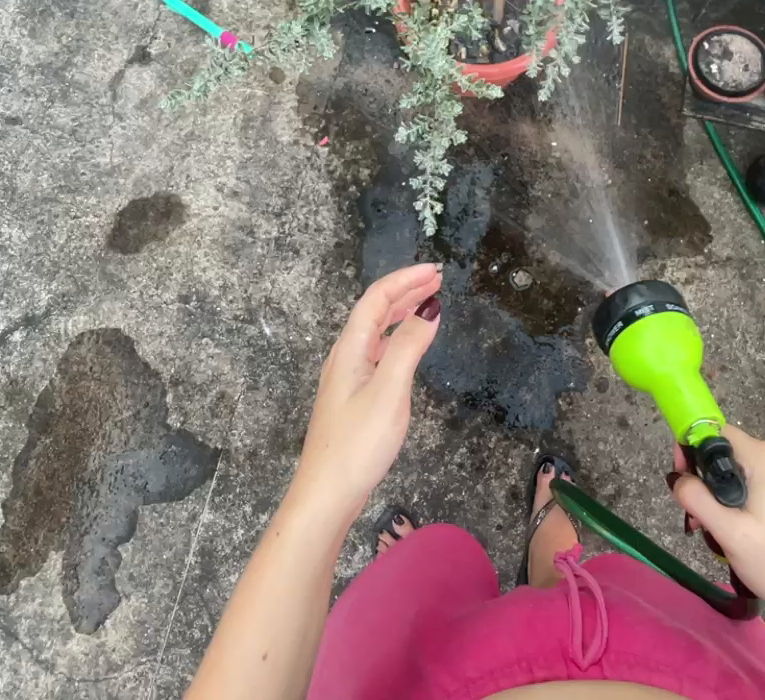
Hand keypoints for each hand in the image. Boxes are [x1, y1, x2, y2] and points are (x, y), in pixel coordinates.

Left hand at [289, 263, 443, 519]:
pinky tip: (409, 347)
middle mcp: (345, 356)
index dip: (405, 280)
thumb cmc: (358, 443)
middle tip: (438, 280)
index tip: (437, 271)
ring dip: (401, 313)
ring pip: (376, 332)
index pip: (377, 298)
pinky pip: (377, 352)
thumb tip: (430, 308)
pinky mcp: (352, 396)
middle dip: (405, 291)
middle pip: (375, 311)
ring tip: (429, 303)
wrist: (326, 494)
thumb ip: (409, 347)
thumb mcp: (389, 391)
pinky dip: (397, 339)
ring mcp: (346, 377)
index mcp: (350, 348)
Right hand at [671, 425, 764, 614]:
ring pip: (746, 471)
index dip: (691, 451)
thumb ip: (695, 498)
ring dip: (726, 494)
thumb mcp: (728, 532)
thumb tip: (678, 479)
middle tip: (701, 518)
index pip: (713, 432)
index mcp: (762, 457)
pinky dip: (749, 500)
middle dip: (707, 480)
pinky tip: (750, 533)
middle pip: (728, 453)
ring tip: (723, 531)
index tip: (684, 483)